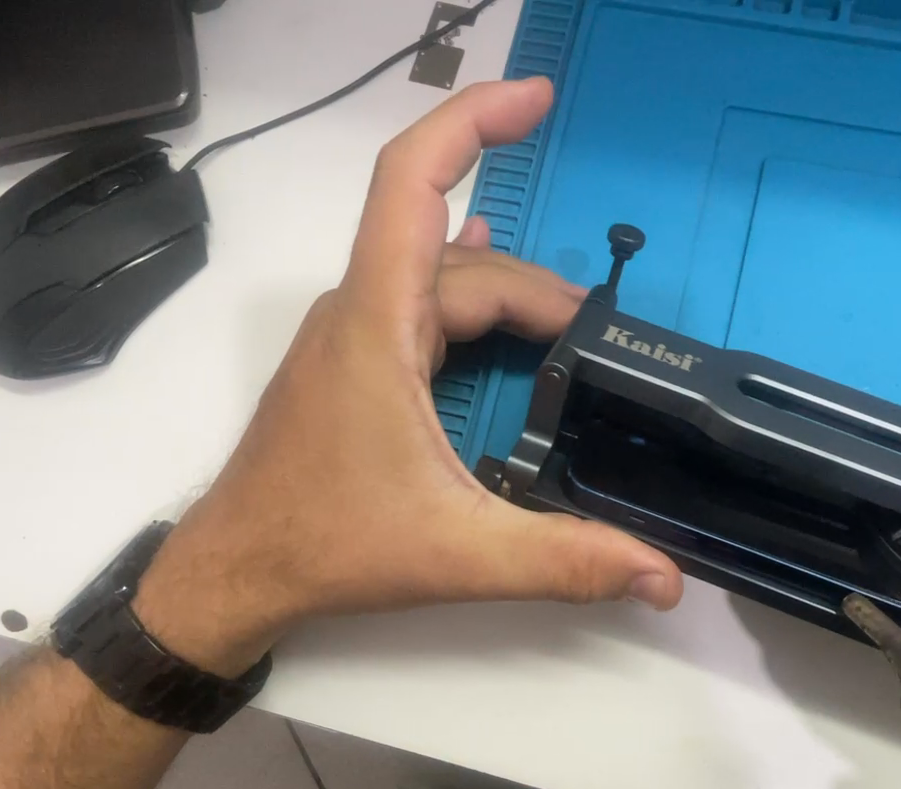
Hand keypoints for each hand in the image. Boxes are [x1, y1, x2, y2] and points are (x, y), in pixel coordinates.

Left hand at [134, 77, 682, 672]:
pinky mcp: (350, 369)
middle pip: (457, 257)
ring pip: (436, 284)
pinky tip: (491, 317)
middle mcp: (358, 314)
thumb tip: (660, 574)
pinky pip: (413, 307)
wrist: (240, 569)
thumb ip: (564, 560)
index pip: (412, 184)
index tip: (538, 101)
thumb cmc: (326, 547)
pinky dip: (463, 300)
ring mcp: (349, 339)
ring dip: (505, 296)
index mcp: (377, 325)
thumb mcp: (460, 554)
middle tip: (597, 340)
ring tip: (568, 329)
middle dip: (535, 285)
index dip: (473, 122)